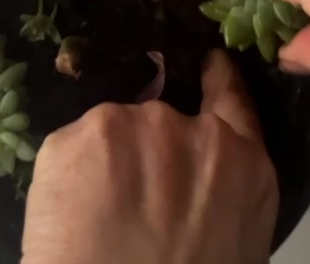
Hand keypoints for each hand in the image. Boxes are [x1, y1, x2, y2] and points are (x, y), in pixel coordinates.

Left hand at [22, 50, 276, 263]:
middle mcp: (184, 128)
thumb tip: (199, 180)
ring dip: (107, 169)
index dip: (216, 76)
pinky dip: (70, 181)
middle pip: (161, 123)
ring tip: (101, 224)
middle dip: (147, 157)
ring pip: (113, 135)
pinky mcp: (74, 136)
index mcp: (239, 162)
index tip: (208, 64)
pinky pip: (73, 151)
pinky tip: (73, 221)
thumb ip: (222, 192)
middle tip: (135, 210)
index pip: (229, 95)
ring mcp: (127, 124)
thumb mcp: (233, 246)